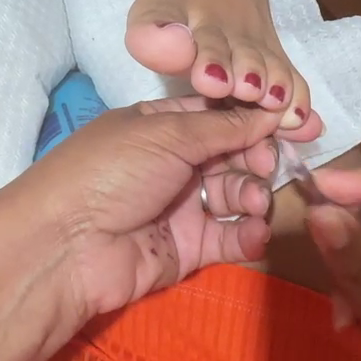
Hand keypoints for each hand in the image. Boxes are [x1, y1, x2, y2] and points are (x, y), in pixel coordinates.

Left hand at [7, 95, 323, 319]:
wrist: (66, 246)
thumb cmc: (111, 170)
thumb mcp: (164, 134)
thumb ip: (222, 126)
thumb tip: (269, 110)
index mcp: (159, 124)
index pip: (216, 115)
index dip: (254, 117)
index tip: (294, 121)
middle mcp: (171, 162)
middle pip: (230, 154)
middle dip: (256, 156)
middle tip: (268, 163)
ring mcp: (178, 206)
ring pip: (233, 194)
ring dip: (252, 195)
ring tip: (253, 201)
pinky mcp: (186, 249)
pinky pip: (227, 237)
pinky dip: (246, 233)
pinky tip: (253, 231)